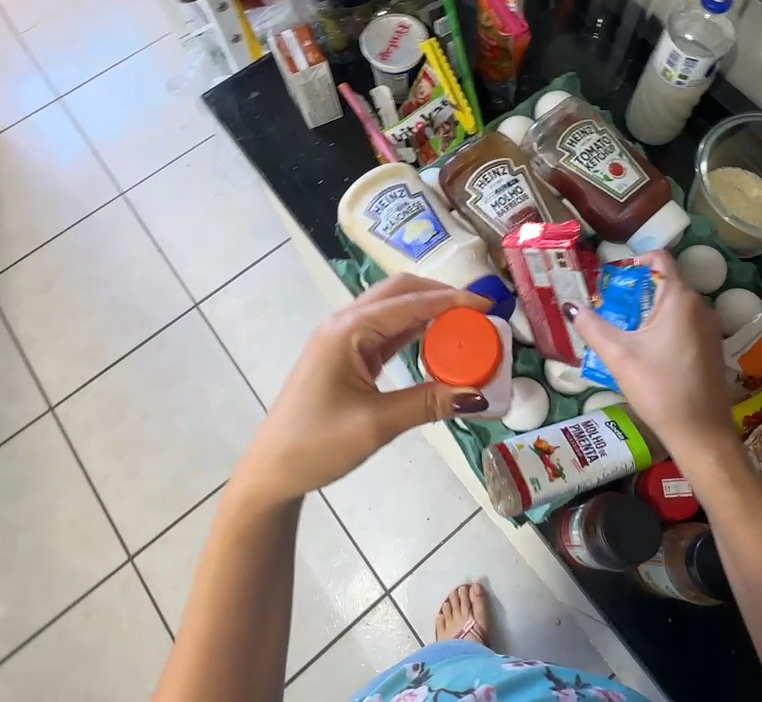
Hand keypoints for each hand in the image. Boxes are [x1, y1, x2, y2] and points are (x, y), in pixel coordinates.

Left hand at [235, 274, 492, 504]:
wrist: (272, 470)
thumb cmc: (316, 444)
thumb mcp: (376, 424)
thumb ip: (429, 404)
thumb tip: (478, 394)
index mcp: (347, 330)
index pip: (409, 302)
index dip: (451, 301)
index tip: (489, 305)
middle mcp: (344, 323)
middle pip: (399, 292)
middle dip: (441, 296)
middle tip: (480, 313)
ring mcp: (343, 338)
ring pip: (393, 309)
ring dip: (428, 311)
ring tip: (467, 325)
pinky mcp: (346, 355)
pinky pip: (386, 331)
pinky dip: (415, 330)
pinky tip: (439, 342)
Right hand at [565, 250, 737, 456]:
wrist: (701, 434)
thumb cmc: (659, 388)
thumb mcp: (618, 355)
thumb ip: (591, 326)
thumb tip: (570, 306)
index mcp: (680, 299)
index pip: (661, 258)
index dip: (635, 261)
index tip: (613, 279)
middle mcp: (701, 307)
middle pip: (666, 282)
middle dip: (637, 289)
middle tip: (610, 307)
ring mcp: (710, 328)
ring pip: (676, 305)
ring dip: (650, 310)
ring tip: (624, 330)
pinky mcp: (712, 348)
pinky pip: (686, 323)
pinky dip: (665, 326)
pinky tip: (647, 351)